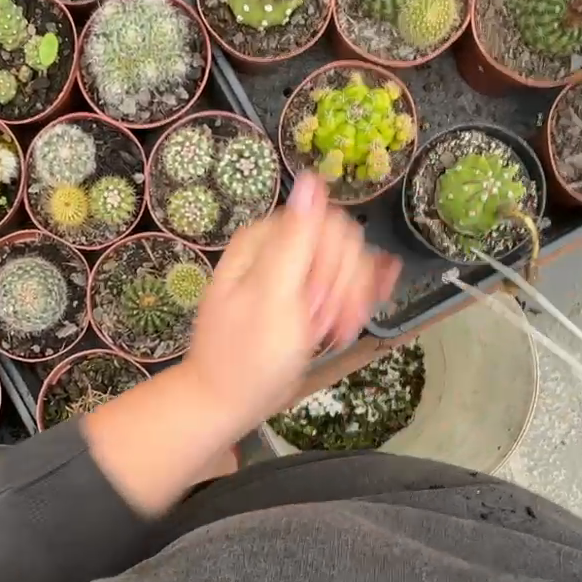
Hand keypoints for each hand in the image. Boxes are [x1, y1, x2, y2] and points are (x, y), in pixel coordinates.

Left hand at [174, 173, 400, 427]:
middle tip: (317, 321)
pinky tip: (350, 324)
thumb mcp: (270, 296)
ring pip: (349, 268)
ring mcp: (295, 276)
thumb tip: (311, 181)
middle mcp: (279, 250)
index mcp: (264, 239)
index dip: (333, 264)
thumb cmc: (246, 354)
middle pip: (343, 245)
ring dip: (348, 302)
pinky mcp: (306, 301)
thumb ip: (295, 239)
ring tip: (327, 333)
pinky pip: (345, 287)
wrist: (229, 400)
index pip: (329, 224)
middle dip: (341, 286)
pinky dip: (352, 305)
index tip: (314, 301)